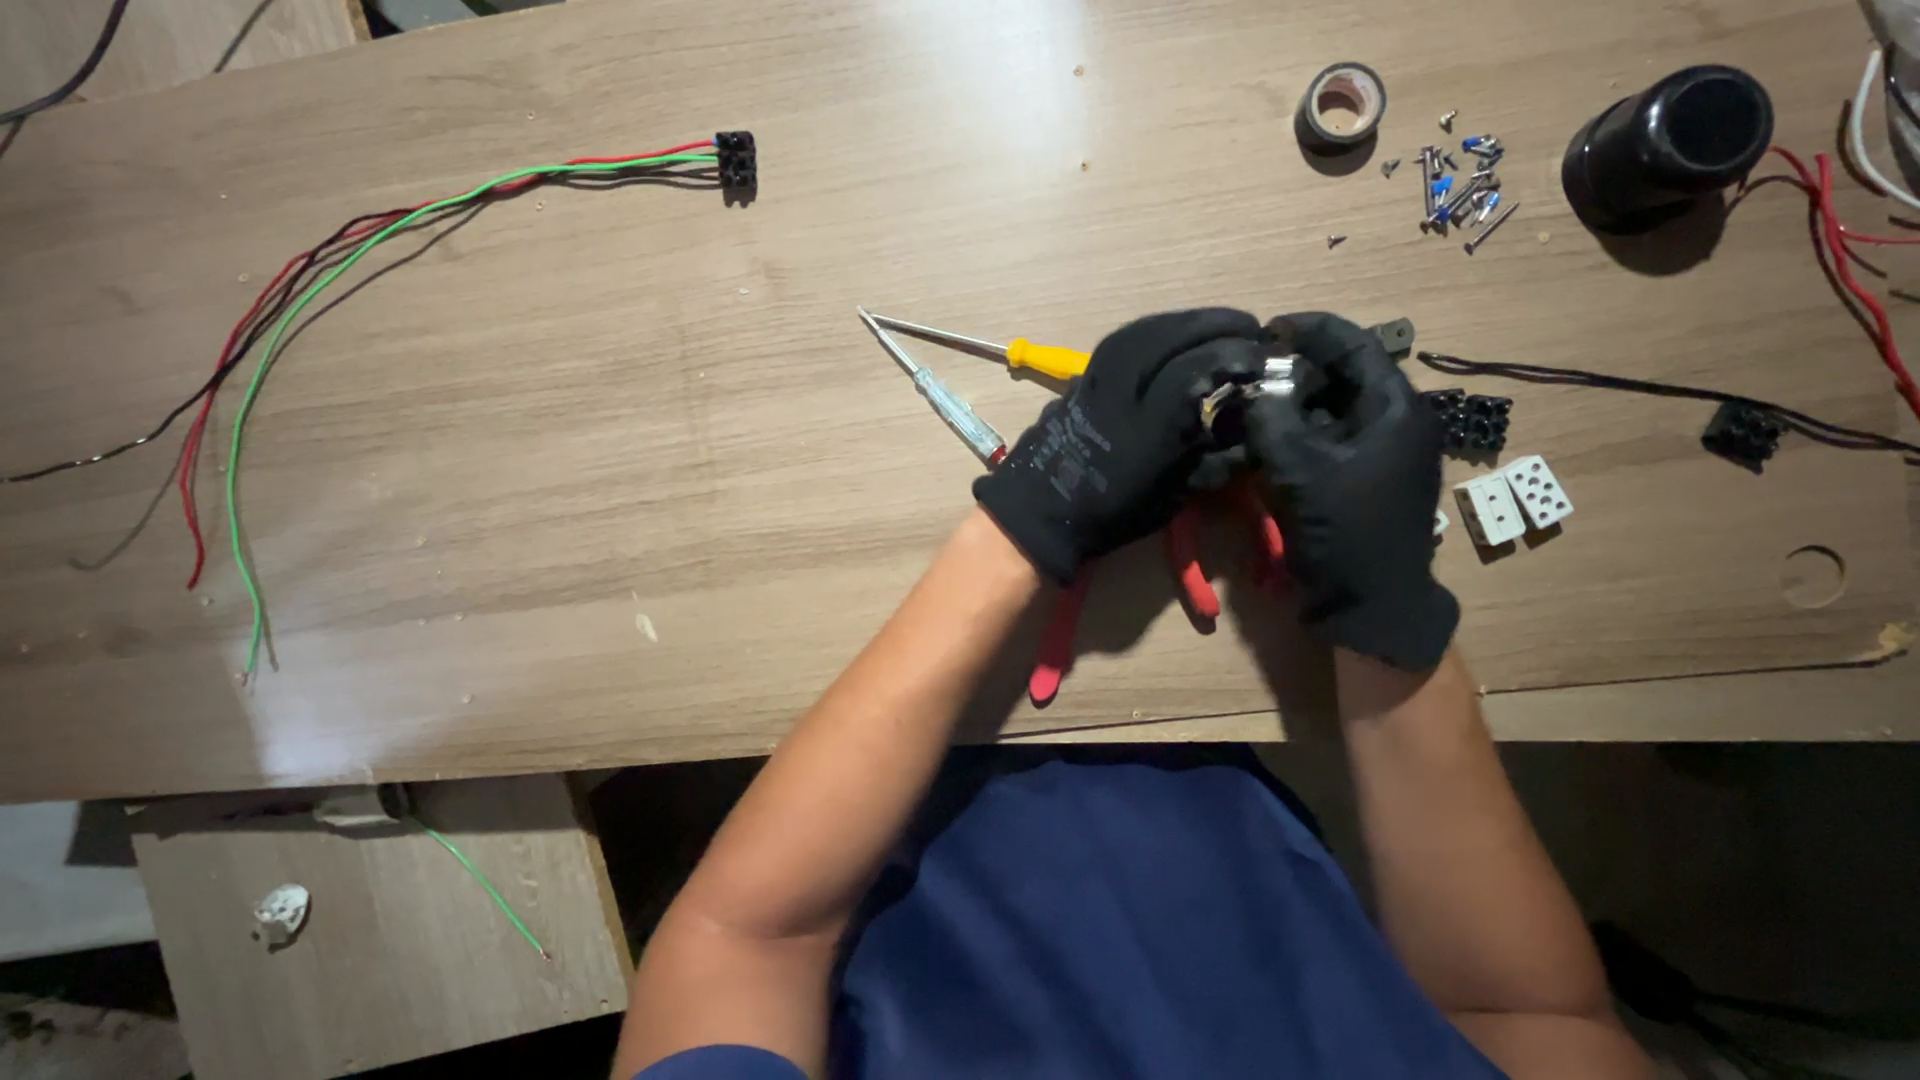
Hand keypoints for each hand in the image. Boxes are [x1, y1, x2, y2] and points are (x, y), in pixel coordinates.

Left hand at [973, 308, 1262, 583]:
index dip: (1236, 357)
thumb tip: (1253, 421)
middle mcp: (1119, 392)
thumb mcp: (1173, 495)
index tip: (1263, 359)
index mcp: (1146, 429)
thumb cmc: (1111, 514)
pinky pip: (1125, 339)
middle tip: (1251, 330)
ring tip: (1218, 326)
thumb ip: (1216, 456)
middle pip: (1172, 336)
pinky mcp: (1080, 375)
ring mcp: (1094, 378)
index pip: (1197, 369)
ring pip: (1147, 329)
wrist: (1038, 511)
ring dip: (1189, 321)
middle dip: (1218, 326)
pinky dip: (1158, 330)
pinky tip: (1176, 336)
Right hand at [1244, 312, 1457, 669]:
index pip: (1356, 346)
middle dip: (1295, 368)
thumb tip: (1254, 388)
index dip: (1311, 330)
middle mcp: (1395, 423)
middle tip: (1250, 368)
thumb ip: (1272, 420)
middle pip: (1342, 376)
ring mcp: (1380, 454)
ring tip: (1250, 400)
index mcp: (1396, 410)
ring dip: (1292, 402)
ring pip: (1331, 409)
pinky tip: (1264, 437)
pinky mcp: (1361, 479)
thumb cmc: (1345, 532)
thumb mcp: (1301, 470)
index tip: (1267, 327)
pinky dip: (1296, 433)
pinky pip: (1327, 440)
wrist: (1370, 605)